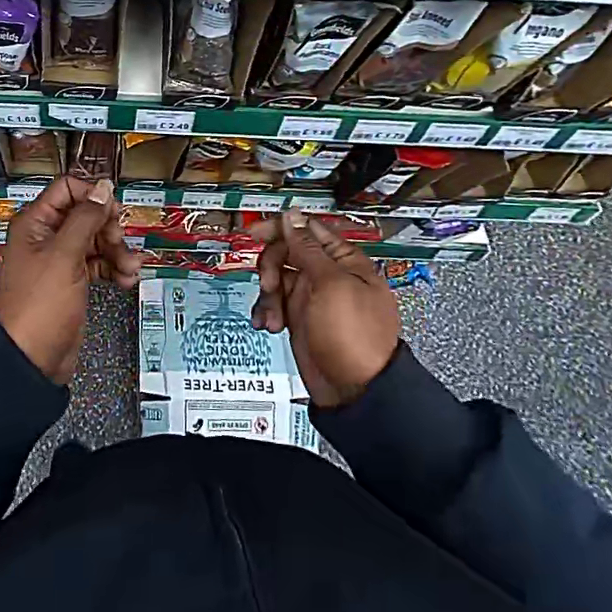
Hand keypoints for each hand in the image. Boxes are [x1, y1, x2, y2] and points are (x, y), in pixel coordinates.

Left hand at [0, 177, 142, 384]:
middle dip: (109, 228)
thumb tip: (102, 189)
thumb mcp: (64, 255)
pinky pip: (99, 263)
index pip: (67, 190)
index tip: (112, 211)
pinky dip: (114, 269)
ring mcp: (60, 260)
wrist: (32, 359)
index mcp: (35, 224)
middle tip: (119, 242)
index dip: (92, 196)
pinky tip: (125, 278)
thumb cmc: (37, 308)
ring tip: (129, 267)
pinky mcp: (73, 281)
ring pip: (97, 240)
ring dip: (118, 251)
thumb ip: (85, 218)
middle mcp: (46, 238)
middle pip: (87, 215)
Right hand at [250, 210, 399, 407]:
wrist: (356, 392)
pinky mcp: (301, 319)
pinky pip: (276, 304)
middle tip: (268, 284)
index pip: (306, 230)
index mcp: (342, 261)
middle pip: (287, 253)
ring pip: (277, 279)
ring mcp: (314, 298)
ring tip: (273, 317)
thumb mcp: (330, 285)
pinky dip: (267, 312)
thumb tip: (293, 218)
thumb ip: (307, 249)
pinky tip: (267, 324)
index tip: (254, 232)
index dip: (279, 228)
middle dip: (271, 267)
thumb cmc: (356, 338)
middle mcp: (328, 276)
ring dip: (268, 295)